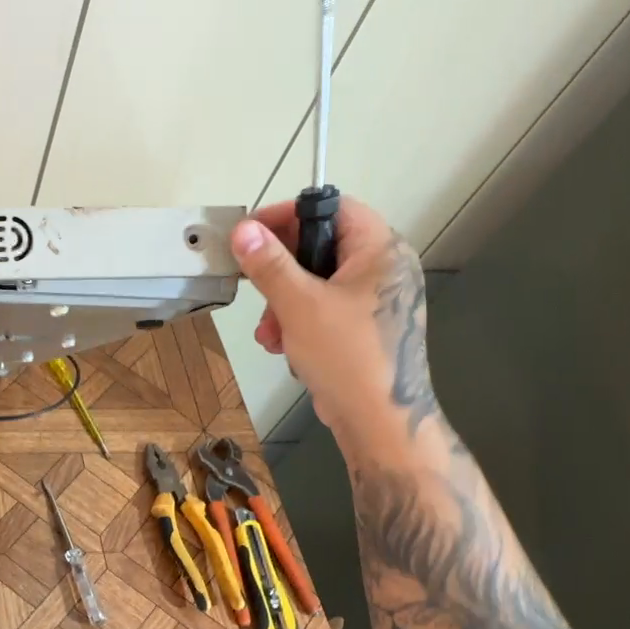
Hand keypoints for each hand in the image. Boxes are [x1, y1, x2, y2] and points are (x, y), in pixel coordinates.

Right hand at [228, 197, 438, 443]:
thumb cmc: (346, 355)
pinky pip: (325, 311)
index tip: (250, 234)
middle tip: (256, 293)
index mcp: (381, 250)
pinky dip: (300, 324)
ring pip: (318, 284)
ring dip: (284, 306)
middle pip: (322, 249)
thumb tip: (243, 230)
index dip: (289, 215)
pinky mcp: (366, 329)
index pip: (334, 208)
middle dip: (281, 274)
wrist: (377, 419)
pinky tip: (285, 347)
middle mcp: (386, 268)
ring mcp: (378, 301)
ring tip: (270, 335)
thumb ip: (270, 266)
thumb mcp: (299, 305)